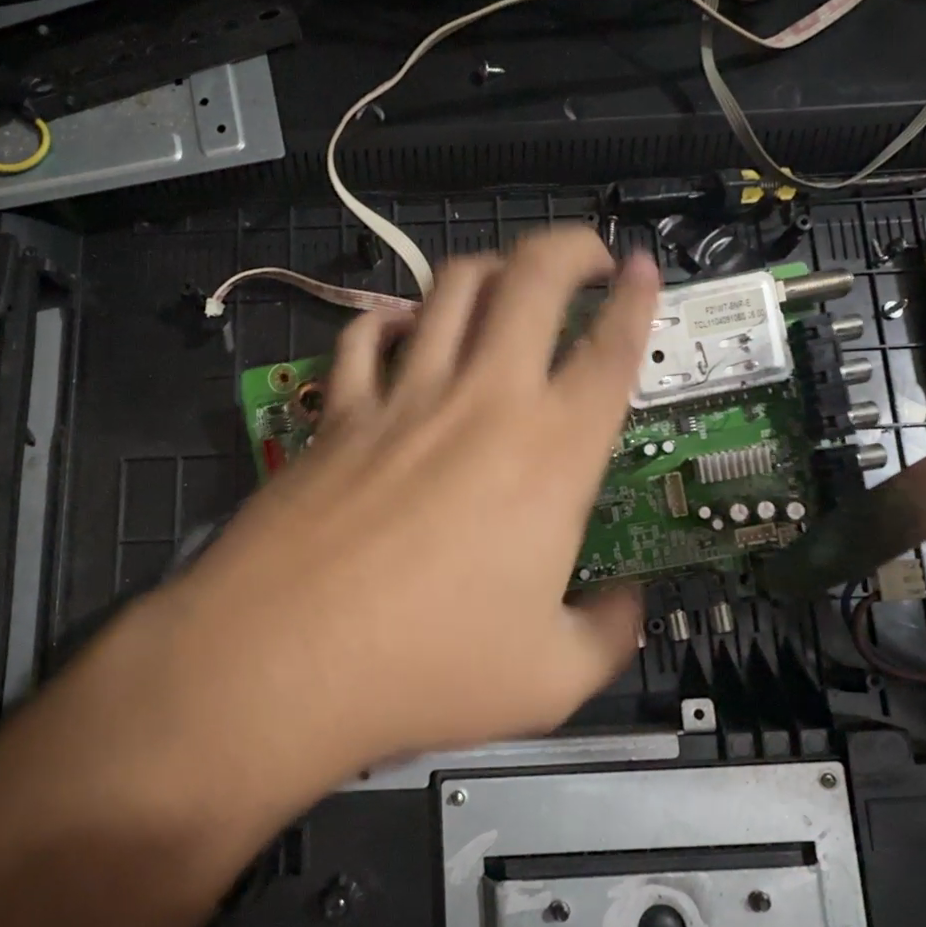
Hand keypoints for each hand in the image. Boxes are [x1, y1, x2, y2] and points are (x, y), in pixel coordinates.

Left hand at [149, 228, 660, 774]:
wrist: (284, 659)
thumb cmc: (428, 669)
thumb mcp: (551, 678)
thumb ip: (607, 634)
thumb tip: (624, 605)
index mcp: (552, 454)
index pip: (611, 351)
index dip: (635, 298)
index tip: (641, 268)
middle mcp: (481, 403)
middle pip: (531, 279)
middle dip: (567, 247)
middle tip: (584, 257)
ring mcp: (401, 400)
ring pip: (449, 290)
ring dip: (488, 269)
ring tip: (504, 284)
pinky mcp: (336, 416)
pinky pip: (364, 339)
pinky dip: (388, 321)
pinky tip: (398, 331)